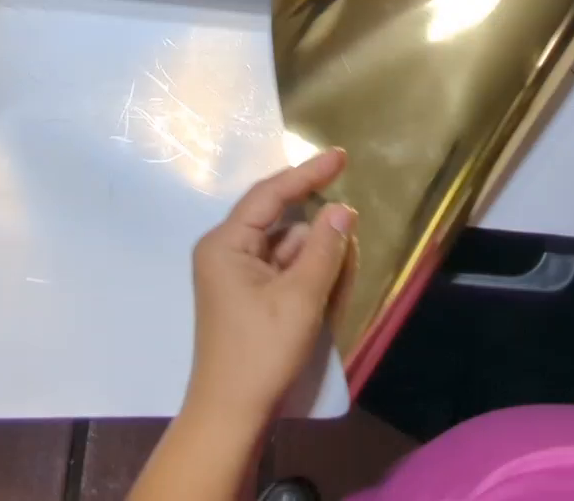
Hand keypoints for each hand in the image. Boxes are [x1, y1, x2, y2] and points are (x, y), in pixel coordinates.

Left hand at [186, 148, 355, 426]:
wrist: (232, 417)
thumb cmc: (261, 352)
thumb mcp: (302, 297)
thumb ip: (325, 247)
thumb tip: (343, 208)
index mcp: (227, 243)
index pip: (271, 193)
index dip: (308, 173)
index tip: (342, 156)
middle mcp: (227, 249)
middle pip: (284, 221)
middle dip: (319, 235)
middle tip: (347, 249)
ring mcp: (237, 272)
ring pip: (291, 246)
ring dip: (318, 260)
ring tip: (332, 294)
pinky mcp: (249, 292)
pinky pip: (287, 267)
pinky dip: (309, 276)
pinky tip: (325, 298)